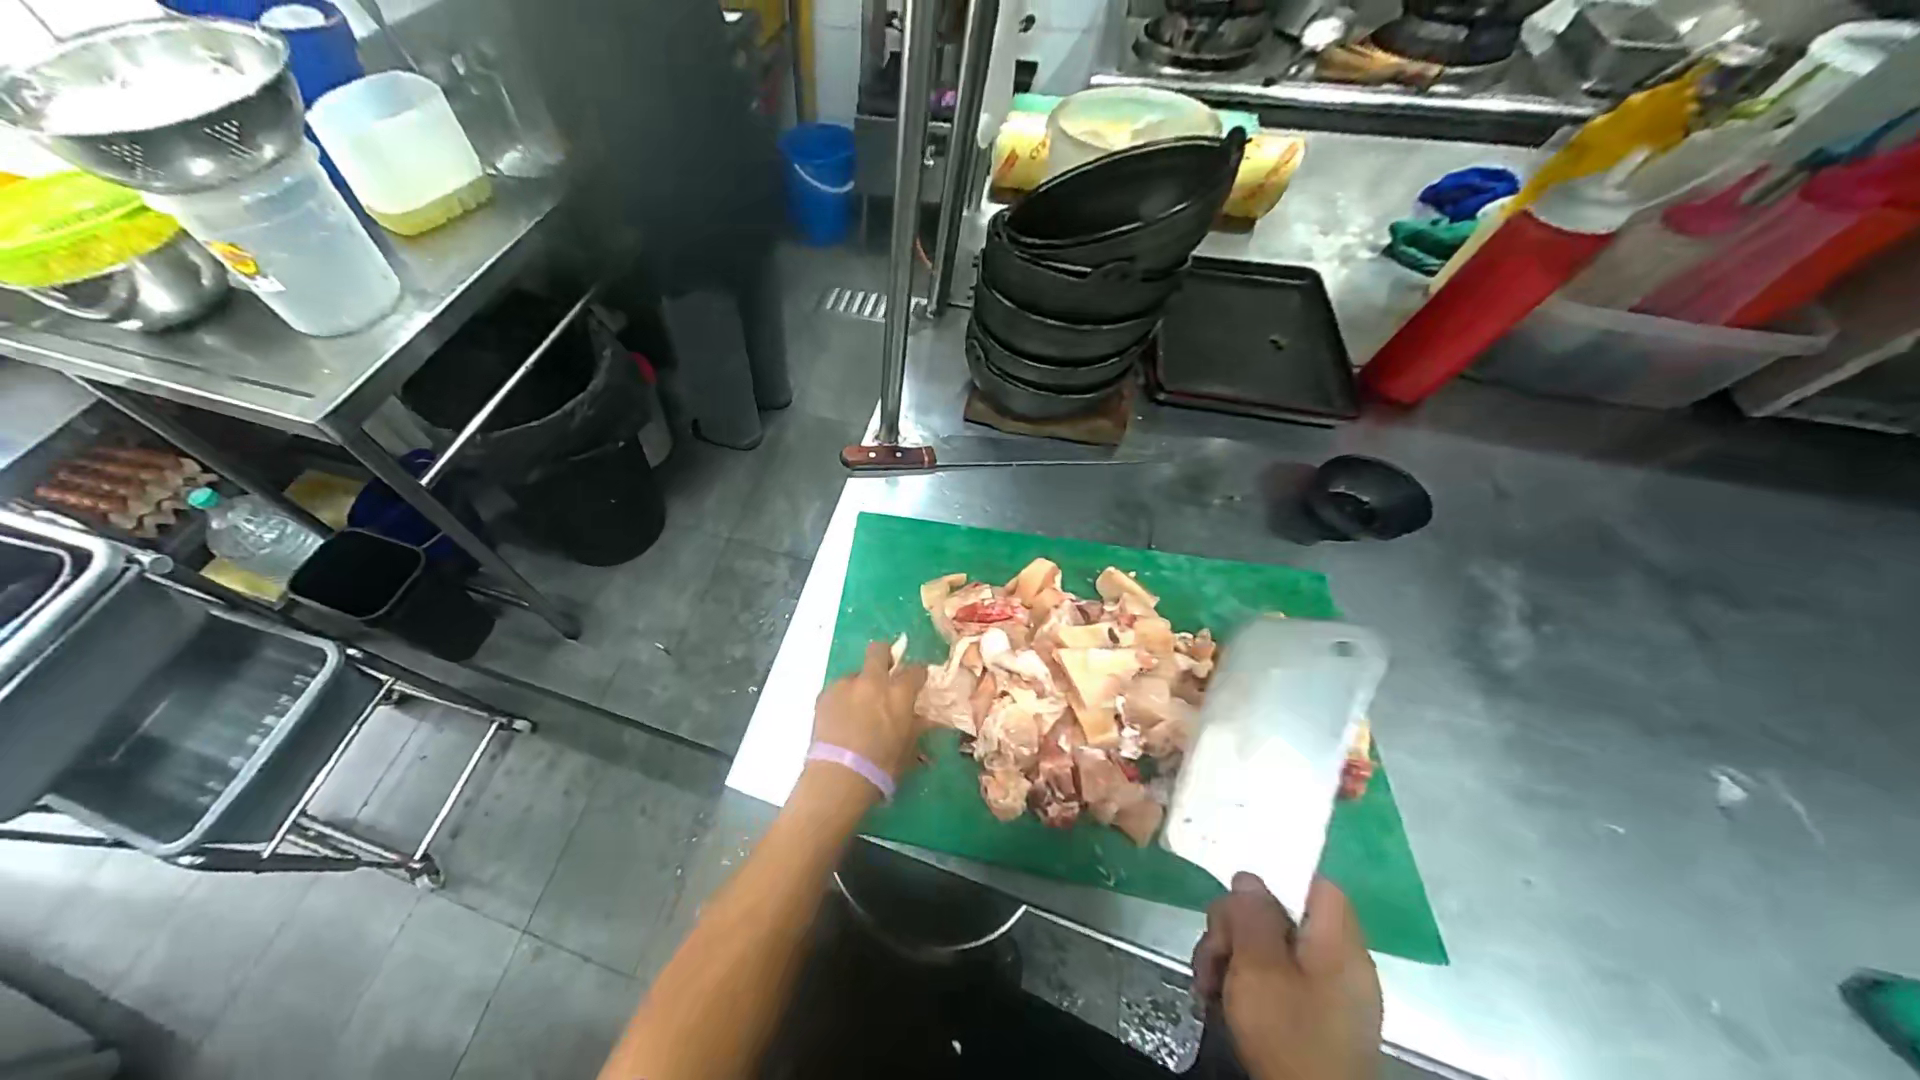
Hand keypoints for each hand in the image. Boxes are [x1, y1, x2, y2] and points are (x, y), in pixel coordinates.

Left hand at [811, 641, 927, 781]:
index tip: (916, 681)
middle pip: (878, 650)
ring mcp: (845, 685)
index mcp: (898, 693)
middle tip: (885, 671)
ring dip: (860, 684)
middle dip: (884, 655)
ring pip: (855, 673)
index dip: (917, 674)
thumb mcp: (907, 748)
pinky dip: (843, 699)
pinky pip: (838, 690)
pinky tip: (842, 718)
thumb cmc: (881, 767)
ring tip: (857, 708)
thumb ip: (916, 727)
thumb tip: (925, 719)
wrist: (838, 776)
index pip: (915, 670)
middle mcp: (872, 681)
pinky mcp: (824, 695)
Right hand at [1191, 873, 1381, 1079]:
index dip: (1277, 878)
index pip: (1316, 886)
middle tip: (1211, 953)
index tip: (1238, 896)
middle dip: (1236, 927)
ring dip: (1231, 957)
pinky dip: (1245, 983)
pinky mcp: (1312, 1020)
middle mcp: (1340, 964)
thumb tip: (1249, 880)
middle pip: (1283, 917)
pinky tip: (1218, 1000)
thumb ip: (1252, 915)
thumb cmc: (1289, 1037)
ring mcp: (1328, 995)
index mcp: (1339, 945)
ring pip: (1271, 949)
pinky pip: (1276, 981)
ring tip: (1205, 985)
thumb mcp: (1259, 968)